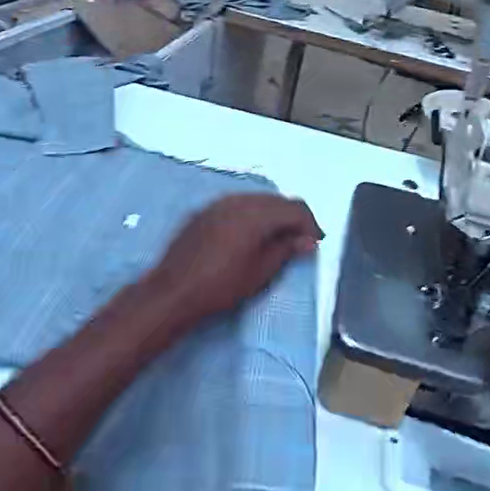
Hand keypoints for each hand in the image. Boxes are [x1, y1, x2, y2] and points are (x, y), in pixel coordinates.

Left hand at [142, 193, 321, 330]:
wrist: (174, 290)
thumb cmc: (221, 285)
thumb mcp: (260, 272)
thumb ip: (286, 250)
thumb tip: (308, 240)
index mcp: (256, 213)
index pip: (294, 208)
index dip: (310, 224)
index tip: (315, 244)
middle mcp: (237, 200)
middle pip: (276, 200)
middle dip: (292, 218)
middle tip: (300, 242)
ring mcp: (218, 203)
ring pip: (255, 200)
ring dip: (271, 216)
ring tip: (277, 240)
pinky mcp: (204, 211)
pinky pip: (236, 205)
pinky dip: (250, 215)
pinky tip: (250, 236)